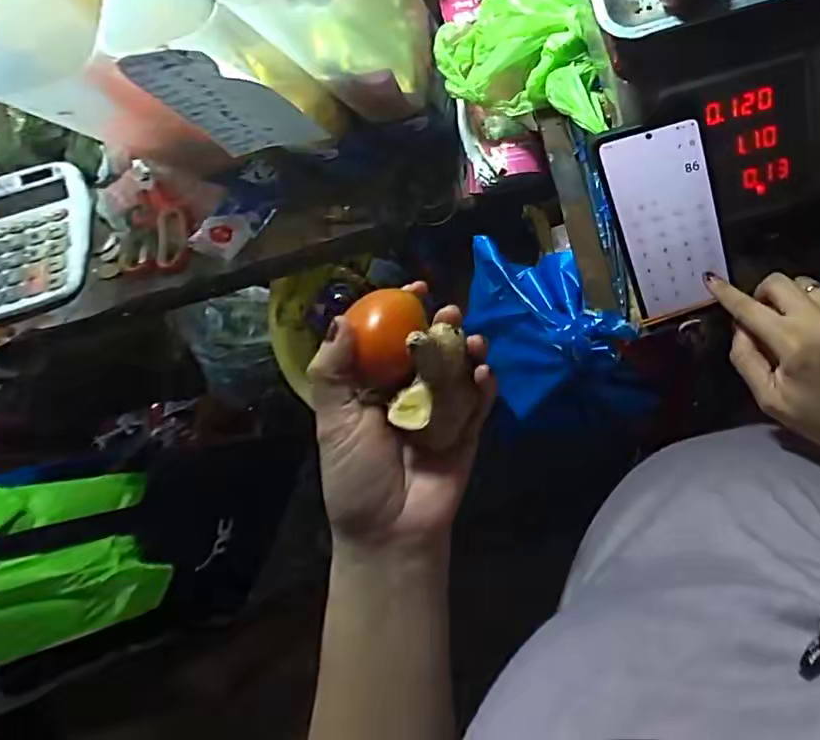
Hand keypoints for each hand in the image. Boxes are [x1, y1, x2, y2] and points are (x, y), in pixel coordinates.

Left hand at [309, 283, 494, 557]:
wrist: (389, 531)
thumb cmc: (355, 475)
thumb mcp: (333, 422)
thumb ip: (333, 373)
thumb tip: (340, 321)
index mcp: (376, 384)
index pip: (390, 336)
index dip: (401, 309)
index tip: (413, 288)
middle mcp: (412, 388)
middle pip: (431, 344)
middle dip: (443, 323)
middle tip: (449, 311)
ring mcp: (443, 406)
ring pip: (459, 365)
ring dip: (468, 347)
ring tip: (471, 340)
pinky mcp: (469, 426)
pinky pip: (480, 398)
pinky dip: (485, 382)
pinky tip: (483, 372)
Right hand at [706, 272, 819, 466]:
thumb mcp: (774, 401)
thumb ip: (746, 360)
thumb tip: (738, 328)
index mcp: (793, 343)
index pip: (749, 308)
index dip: (726, 293)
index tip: (711, 279)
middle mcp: (818, 318)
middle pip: (775, 281)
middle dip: (761, 295)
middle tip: (764, 320)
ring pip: (802, 284)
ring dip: (790, 299)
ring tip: (797, 327)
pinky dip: (816, 308)